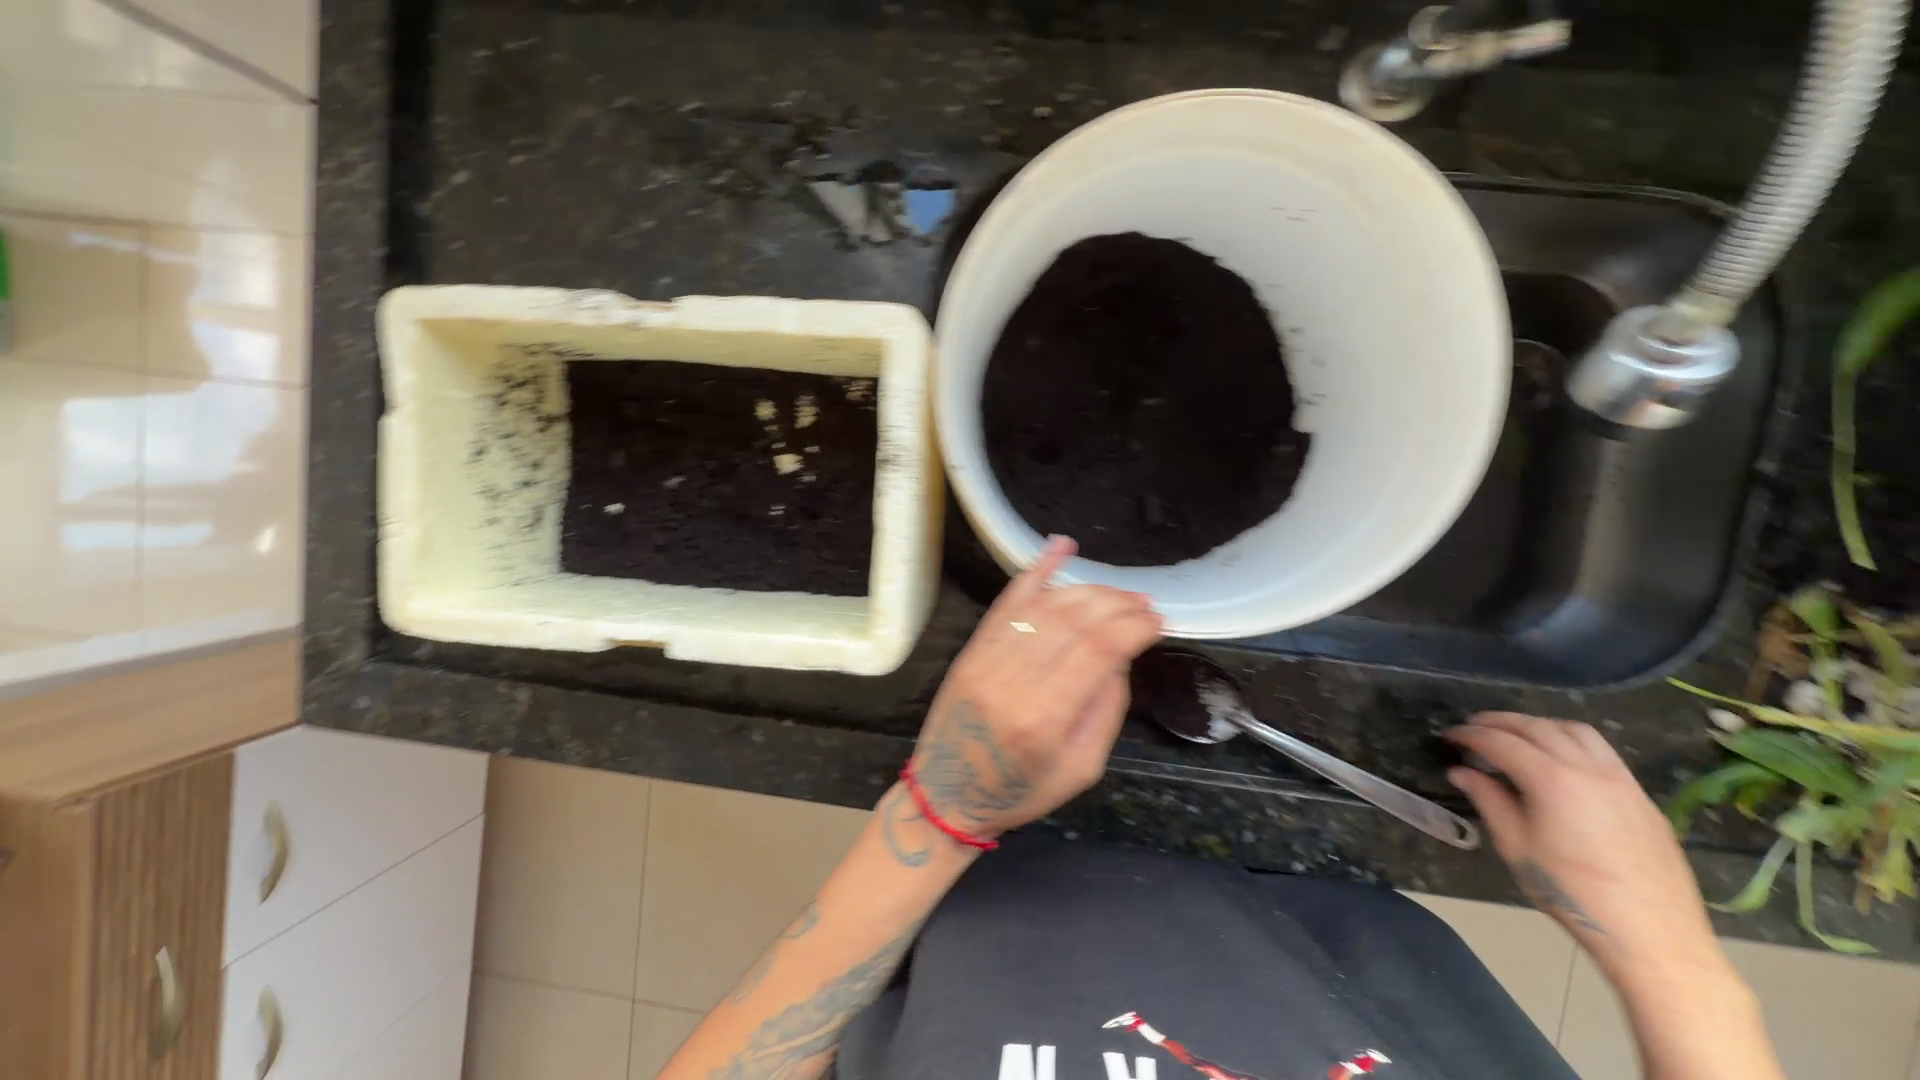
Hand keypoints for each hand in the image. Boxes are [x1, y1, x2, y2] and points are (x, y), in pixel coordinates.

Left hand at [902, 536, 1162, 841]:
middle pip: (1072, 621)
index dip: (1133, 627)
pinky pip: (1006, 603)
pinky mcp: (970, 650)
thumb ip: (1107, 711)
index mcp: (1043, 719)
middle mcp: (1011, 681)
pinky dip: (1035, 572)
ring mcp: (985, 661)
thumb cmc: (1019, 791)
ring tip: (1118, 592)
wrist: (945, 796)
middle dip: (1116, 604)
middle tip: (1145, 603)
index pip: (1097, 651)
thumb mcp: (1081, 770)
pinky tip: (1060, 548)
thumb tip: (1121, 657)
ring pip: (1042, 606)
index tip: (1158, 621)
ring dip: (1086, 590)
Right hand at [1445, 713, 1728, 983]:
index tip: (1450, 736)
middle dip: (1500, 722)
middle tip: (1474, 728)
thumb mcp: (1517, 847)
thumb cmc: (1572, 892)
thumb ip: (1489, 801)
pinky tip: (1560, 759)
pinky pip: (1602, 750)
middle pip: (1537, 727)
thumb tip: (1462, 772)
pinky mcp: (1640, 794)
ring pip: (1575, 730)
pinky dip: (1570, 740)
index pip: (1501, 742)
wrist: (1651, 932)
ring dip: (1539, 725)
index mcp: (1551, 780)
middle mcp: (1587, 768)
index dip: (1470, 735)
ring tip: (1516, 735)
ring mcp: (1620, 778)